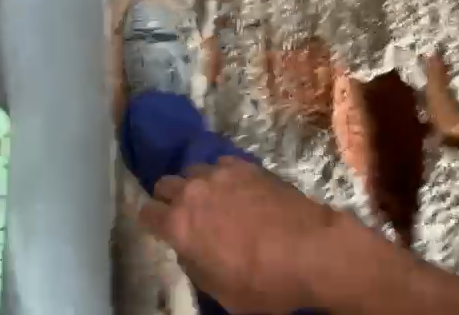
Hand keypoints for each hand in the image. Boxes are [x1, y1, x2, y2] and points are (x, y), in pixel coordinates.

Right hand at [139, 156, 369, 312]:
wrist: (312, 250)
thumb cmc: (266, 282)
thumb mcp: (224, 294)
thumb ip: (196, 267)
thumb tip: (189, 252)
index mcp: (179, 225)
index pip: (146, 214)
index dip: (152, 223)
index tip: (161, 230)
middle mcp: (190, 192)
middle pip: (163, 185)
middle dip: (169, 199)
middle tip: (187, 217)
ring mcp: (216, 173)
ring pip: (191, 172)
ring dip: (196, 186)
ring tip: (214, 202)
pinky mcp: (241, 165)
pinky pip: (220, 165)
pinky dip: (222, 178)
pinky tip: (239, 192)